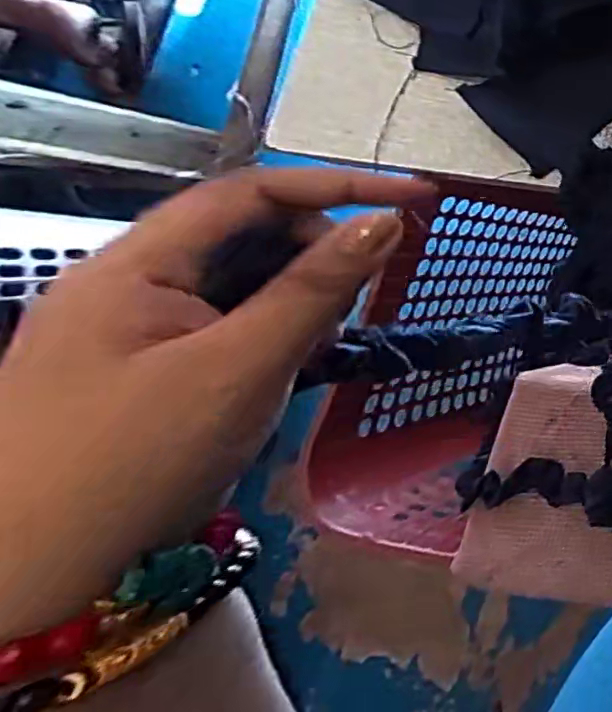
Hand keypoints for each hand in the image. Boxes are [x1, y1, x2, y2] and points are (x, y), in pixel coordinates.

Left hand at [0, 168, 432, 637]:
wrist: (31, 581)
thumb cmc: (130, 461)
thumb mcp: (241, 366)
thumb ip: (317, 287)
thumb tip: (387, 221)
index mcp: (133, 270)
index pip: (251, 193)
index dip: (340, 184)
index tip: (418, 198)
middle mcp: (134, 284)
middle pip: (252, 231)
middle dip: (323, 247)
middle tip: (365, 293)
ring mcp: (145, 325)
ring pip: (252, 274)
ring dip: (308, 290)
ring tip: (325, 337)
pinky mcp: (162, 360)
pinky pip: (242, 314)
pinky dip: (287, 322)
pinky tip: (300, 356)